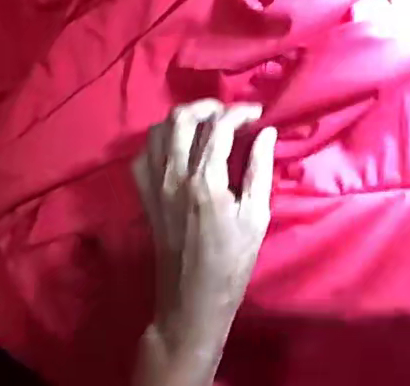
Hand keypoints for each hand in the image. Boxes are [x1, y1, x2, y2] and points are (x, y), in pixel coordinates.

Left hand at [131, 100, 276, 385]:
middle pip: (181, 117)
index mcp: (205, 182)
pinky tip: (178, 148)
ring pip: (158, 130)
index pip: (219, 127)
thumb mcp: (256, 218)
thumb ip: (260, 169)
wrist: (191, 304)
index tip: (256, 114)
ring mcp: (154, 185)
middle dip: (207, 106)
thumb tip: (266, 132)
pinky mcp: (144, 196)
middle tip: (227, 113)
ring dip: (182, 119)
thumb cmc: (231, 264)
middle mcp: (174, 176)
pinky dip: (159, 142)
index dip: (240, 112)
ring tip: (204, 125)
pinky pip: (143, 155)